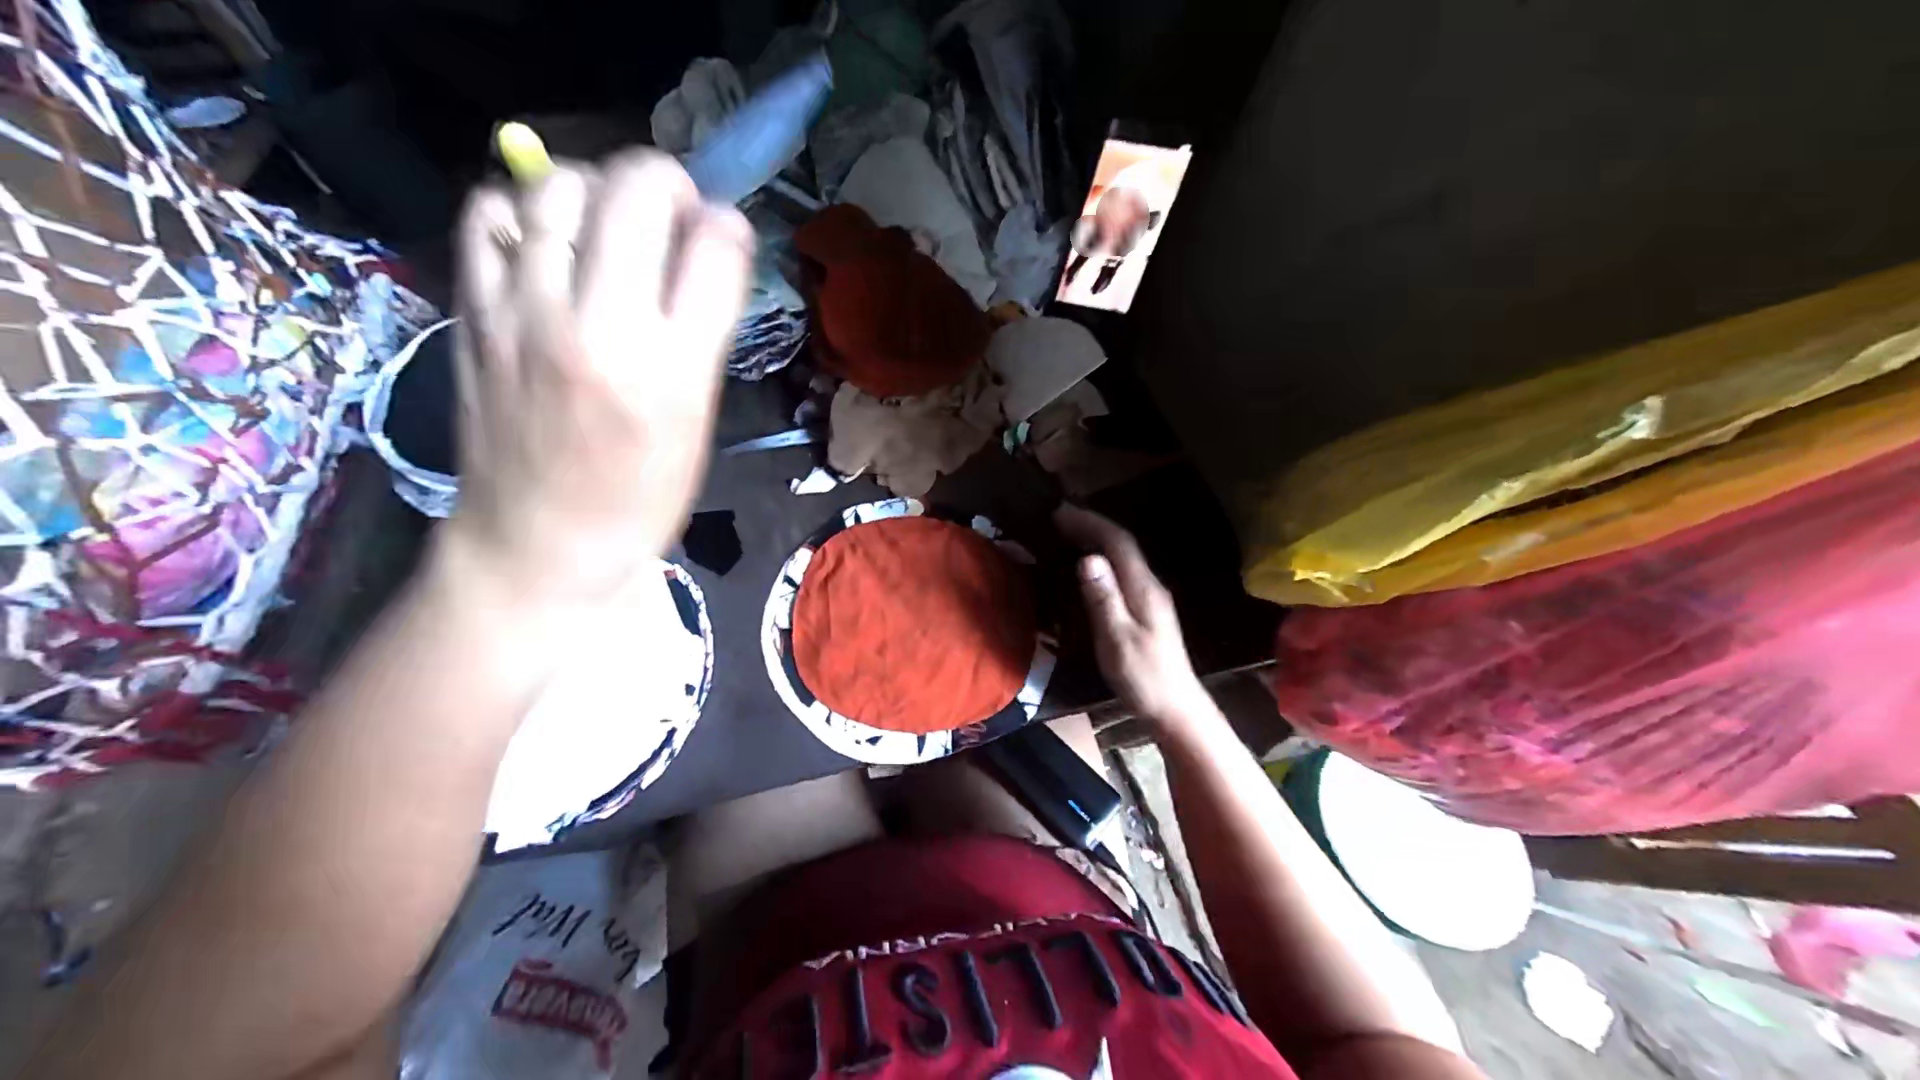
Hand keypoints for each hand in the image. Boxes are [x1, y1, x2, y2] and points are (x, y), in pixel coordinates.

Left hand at [441, 150, 751, 610]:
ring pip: (557, 186)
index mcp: (673, 369)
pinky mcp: (473, 312)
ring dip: (595, 186)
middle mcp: (601, 327)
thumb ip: (702, 333)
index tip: (723, 238)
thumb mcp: (696, 422)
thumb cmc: (639, 496)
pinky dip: (523, 207)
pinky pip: (489, 214)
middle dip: (667, 182)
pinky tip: (544, 238)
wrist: (538, 541)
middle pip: (635, 191)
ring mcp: (526, 312)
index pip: (716, 247)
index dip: (728, 227)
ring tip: (607, 219)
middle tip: (671, 211)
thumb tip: (705, 252)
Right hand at [1055, 505, 1211, 729]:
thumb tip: (1088, 559)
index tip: (1059, 512)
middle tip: (1057, 516)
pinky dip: (1101, 558)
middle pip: (1121, 544)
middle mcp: (1149, 585)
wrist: (1175, 707)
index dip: (1089, 523)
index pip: (1118, 543)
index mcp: (1143, 588)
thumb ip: (1103, 599)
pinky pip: (1121, 570)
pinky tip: (1087, 564)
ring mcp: (1149, 596)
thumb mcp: (1117, 640)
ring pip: (1122, 556)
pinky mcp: (1145, 608)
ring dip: (1095, 539)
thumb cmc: (1143, 677)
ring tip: (1067, 532)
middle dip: (1091, 525)